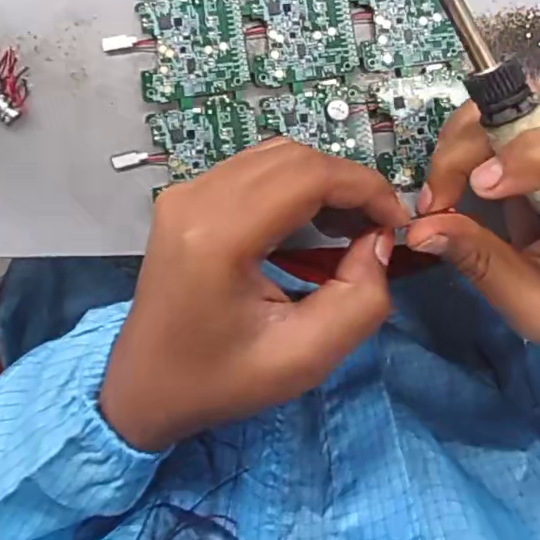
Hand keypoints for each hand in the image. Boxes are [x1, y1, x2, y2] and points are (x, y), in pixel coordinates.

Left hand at [100, 139, 409, 450]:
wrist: (143, 384)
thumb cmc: (217, 380)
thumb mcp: (302, 359)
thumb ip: (358, 300)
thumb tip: (377, 240)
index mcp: (217, 235)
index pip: (307, 175)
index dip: (363, 188)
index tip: (396, 223)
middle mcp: (195, 197)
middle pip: (292, 157)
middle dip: (347, 183)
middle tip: (376, 228)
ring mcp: (184, 191)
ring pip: (273, 155)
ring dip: (321, 180)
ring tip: (348, 226)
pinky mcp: (184, 195)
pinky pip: (251, 168)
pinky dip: (292, 183)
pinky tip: (310, 219)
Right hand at [404, 102, 539, 348]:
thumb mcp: (537, 308)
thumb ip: (485, 266)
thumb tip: (422, 229)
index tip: (484, 187)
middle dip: (476, 146)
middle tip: (439, 197)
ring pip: (510, 106)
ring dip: (459, 142)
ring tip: (438, 193)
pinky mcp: (530, 144)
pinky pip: (490, 119)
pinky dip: (455, 144)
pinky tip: (444, 182)